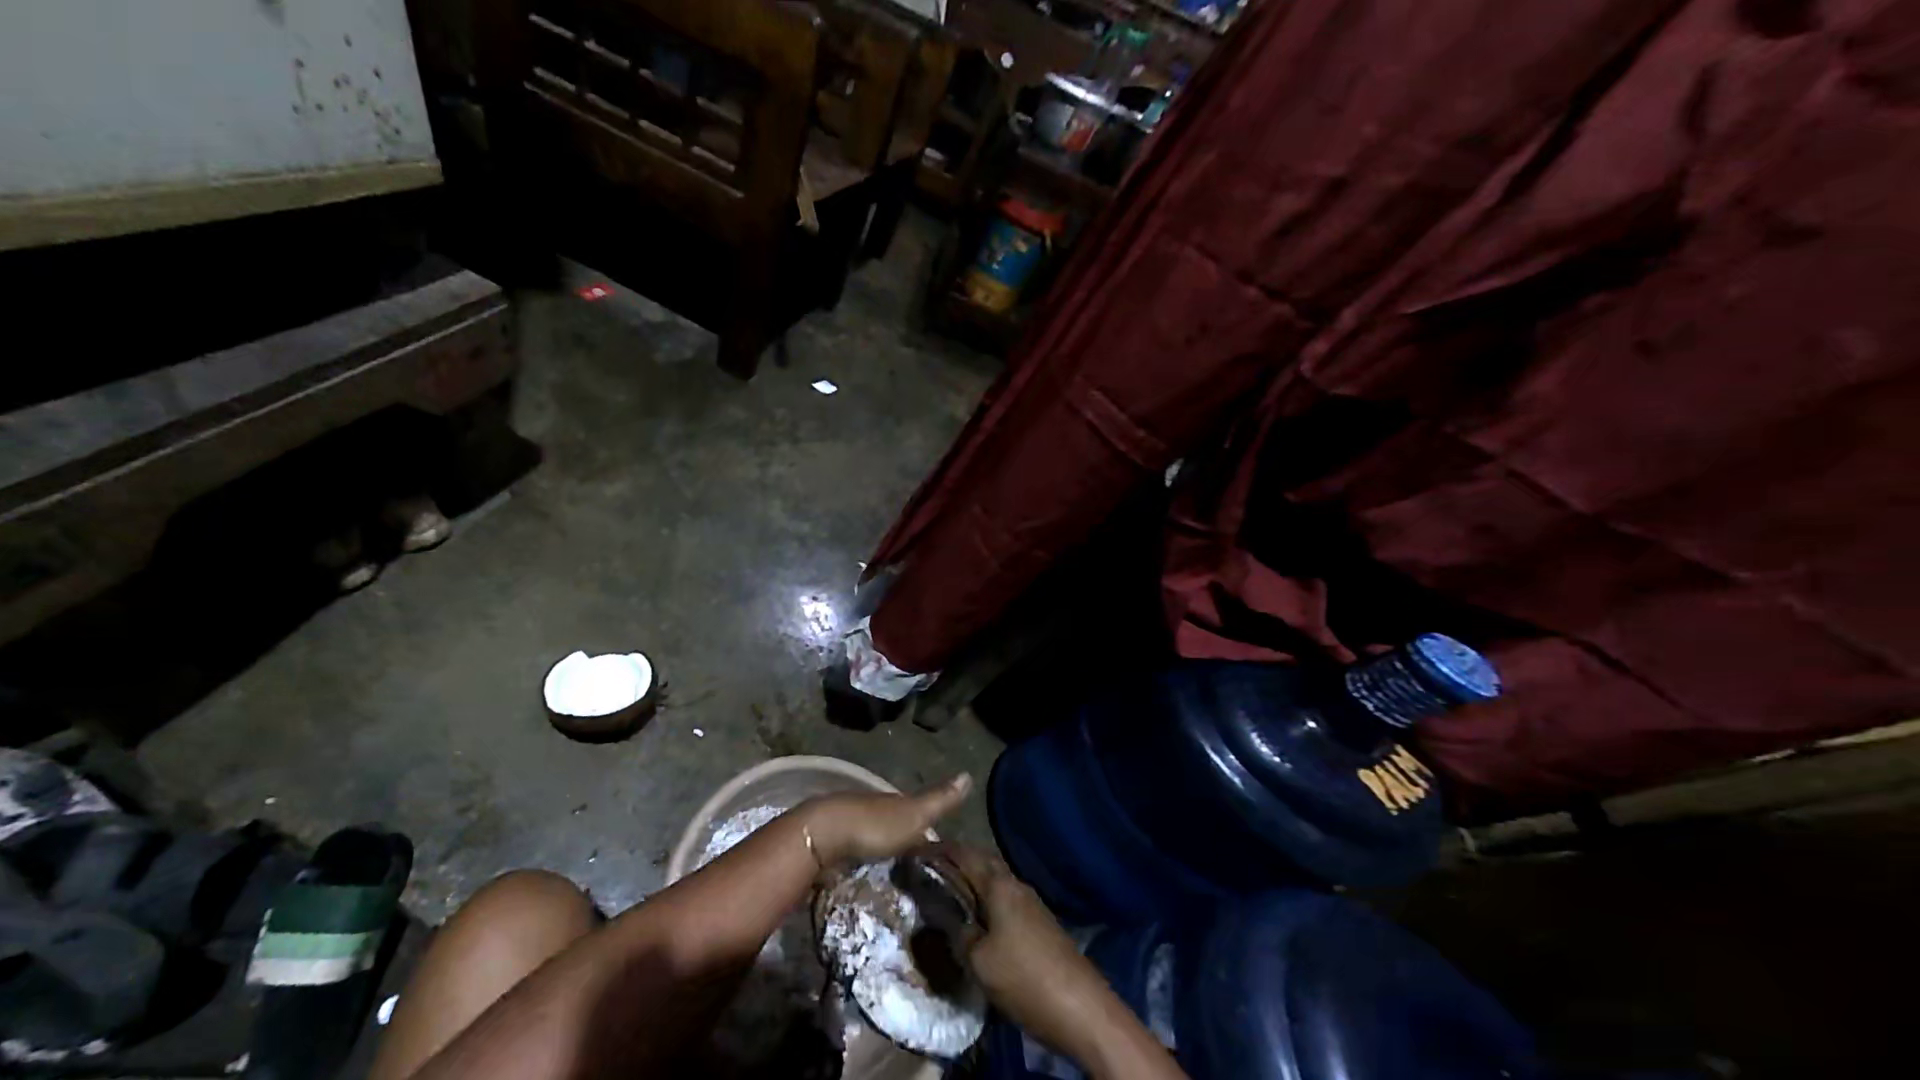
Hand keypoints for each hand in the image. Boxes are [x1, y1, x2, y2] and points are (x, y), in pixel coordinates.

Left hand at [797, 773, 971, 865]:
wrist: (824, 834)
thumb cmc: (875, 825)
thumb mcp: (915, 814)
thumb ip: (940, 799)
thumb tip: (969, 774)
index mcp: (894, 802)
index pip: (916, 810)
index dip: (927, 822)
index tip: (939, 842)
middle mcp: (873, 808)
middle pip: (892, 821)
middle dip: (903, 836)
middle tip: (917, 861)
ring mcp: (850, 825)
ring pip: (872, 834)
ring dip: (881, 847)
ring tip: (895, 869)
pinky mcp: (831, 844)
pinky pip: (853, 849)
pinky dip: (862, 857)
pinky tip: (866, 870)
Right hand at [939, 847, 1187, 1079]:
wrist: (1081, 1007)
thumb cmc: (1024, 978)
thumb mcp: (979, 960)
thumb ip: (960, 932)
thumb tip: (948, 916)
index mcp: (999, 885)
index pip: (964, 854)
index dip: (940, 848)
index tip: (916, 848)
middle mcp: (1016, 884)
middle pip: (983, 861)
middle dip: (957, 859)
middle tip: (929, 866)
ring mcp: (1031, 903)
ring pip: (995, 880)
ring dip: (972, 878)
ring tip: (947, 888)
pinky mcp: (1039, 922)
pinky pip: (1005, 897)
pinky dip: (985, 896)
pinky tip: (976, 913)